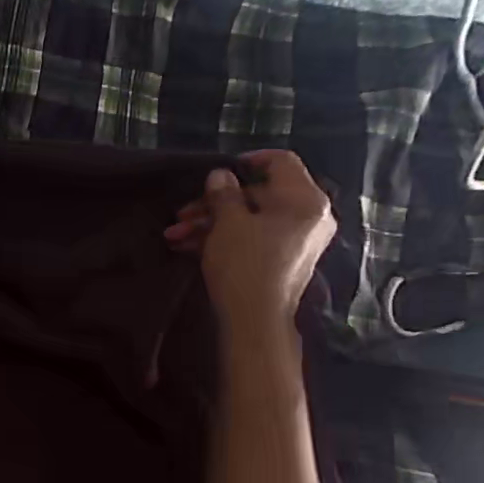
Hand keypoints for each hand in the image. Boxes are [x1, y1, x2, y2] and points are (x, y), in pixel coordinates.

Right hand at [164, 150, 335, 337]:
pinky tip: (189, 247)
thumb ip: (223, 193)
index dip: (247, 160)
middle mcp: (309, 217)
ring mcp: (297, 241)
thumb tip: (220, 176)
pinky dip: (224, 238)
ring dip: (211, 223)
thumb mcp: (227, 223)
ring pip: (250, 219)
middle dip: (215, 203)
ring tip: (174, 236)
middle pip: (258, 194)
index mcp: (305, 200)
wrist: (254, 322)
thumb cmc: (245, 265)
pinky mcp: (283, 261)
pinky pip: (254, 238)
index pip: (281, 161)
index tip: (217, 171)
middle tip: (181, 214)